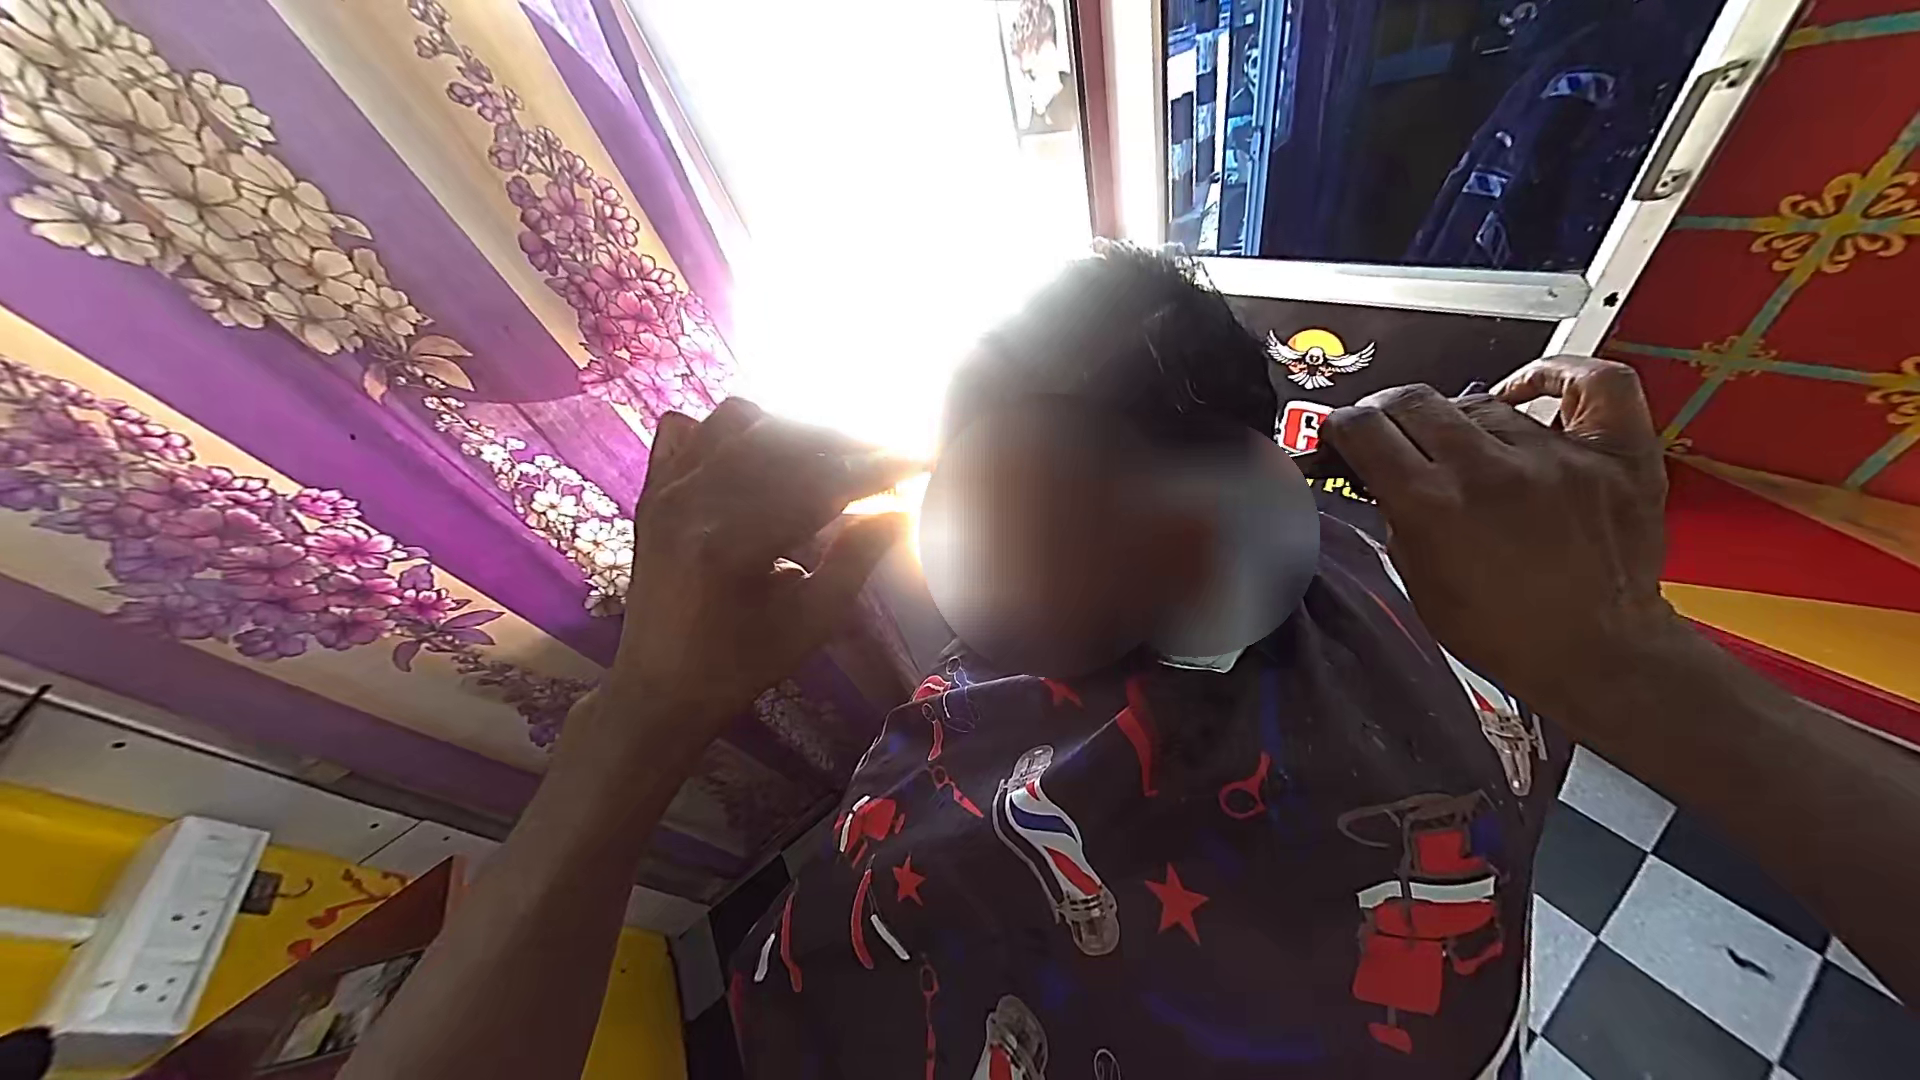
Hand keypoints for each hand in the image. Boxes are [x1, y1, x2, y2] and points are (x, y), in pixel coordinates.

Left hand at [571, 399, 915, 766]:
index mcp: (731, 545)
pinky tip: (769, 451)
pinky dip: (740, 430)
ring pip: (741, 423)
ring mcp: (667, 490)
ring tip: (836, 455)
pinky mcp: (656, 490)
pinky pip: (697, 430)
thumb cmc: (739, 666)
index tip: (919, 460)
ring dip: (798, 432)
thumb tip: (902, 512)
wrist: (658, 686)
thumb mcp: (810, 624)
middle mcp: (693, 502)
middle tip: (887, 459)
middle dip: (846, 444)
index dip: (876, 469)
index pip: (819, 485)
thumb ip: (856, 559)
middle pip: (784, 443)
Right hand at [1319, 356, 1679, 713]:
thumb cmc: (1497, 626)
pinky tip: (1522, 390)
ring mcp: (1556, 458)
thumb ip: (1392, 511)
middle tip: (1383, 428)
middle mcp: (1488, 471)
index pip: (1364, 428)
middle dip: (1383, 412)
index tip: (1341, 430)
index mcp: (1429, 504)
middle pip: (1413, 401)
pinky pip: (1593, 382)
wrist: (1591, 650)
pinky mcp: (1615, 456)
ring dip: (1452, 417)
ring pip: (1480, 401)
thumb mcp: (1411, 572)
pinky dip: (1552, 375)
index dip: (1341, 424)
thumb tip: (1376, 471)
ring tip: (1453, 442)